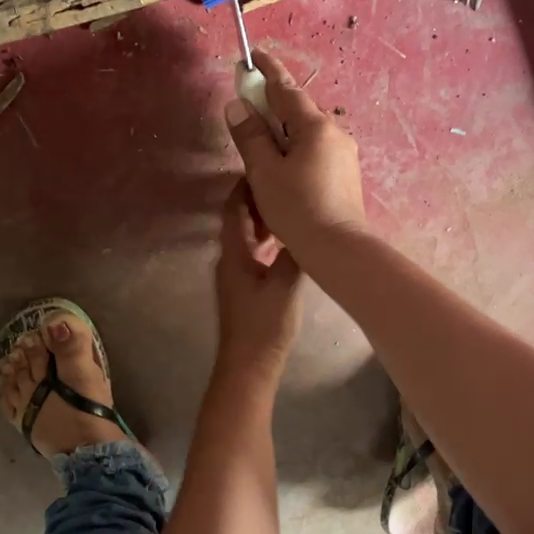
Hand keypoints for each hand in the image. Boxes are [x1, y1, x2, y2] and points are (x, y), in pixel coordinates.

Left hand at [214, 180, 302, 375]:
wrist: (249, 365)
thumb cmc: (264, 325)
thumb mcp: (285, 285)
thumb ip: (294, 254)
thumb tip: (304, 227)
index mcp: (234, 254)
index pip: (233, 208)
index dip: (246, 186)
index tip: (266, 169)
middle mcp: (229, 259)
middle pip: (239, 220)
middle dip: (259, 200)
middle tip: (286, 185)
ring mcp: (235, 274)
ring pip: (247, 237)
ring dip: (264, 221)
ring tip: (291, 207)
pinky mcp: (245, 287)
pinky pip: (254, 252)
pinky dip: (267, 240)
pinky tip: (288, 241)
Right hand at [223, 49, 365, 256]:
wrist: (338, 248)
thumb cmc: (297, 208)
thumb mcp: (265, 172)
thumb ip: (250, 136)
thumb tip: (237, 105)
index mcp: (315, 126)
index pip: (286, 89)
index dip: (268, 71)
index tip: (255, 55)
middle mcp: (335, 133)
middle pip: (298, 111)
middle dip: (274, 105)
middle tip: (249, 106)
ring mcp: (344, 155)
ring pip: (308, 134)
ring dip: (284, 132)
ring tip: (263, 145)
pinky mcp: (346, 175)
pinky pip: (316, 151)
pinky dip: (296, 150)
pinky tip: (285, 168)